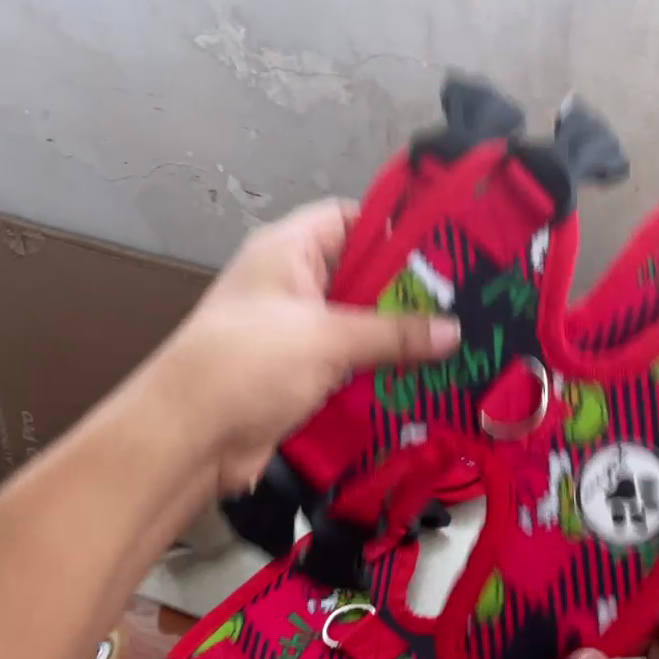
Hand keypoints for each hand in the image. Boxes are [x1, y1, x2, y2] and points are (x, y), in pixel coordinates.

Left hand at [156, 199, 458, 492]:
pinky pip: (355, 362)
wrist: (190, 439)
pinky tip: (427, 377)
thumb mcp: (327, 339)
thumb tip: (455, 331)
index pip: (350, 219)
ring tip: (461, 340)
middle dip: (410, 291)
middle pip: (363, 275)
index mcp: (288, 251)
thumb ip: (395, 333)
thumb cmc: (249, 365)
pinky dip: (384, 369)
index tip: (448, 248)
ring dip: (401, 337)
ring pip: (363, 323)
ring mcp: (299, 331)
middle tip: (468, 301)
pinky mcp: (305, 373)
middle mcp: (295, 284)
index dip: (395, 229)